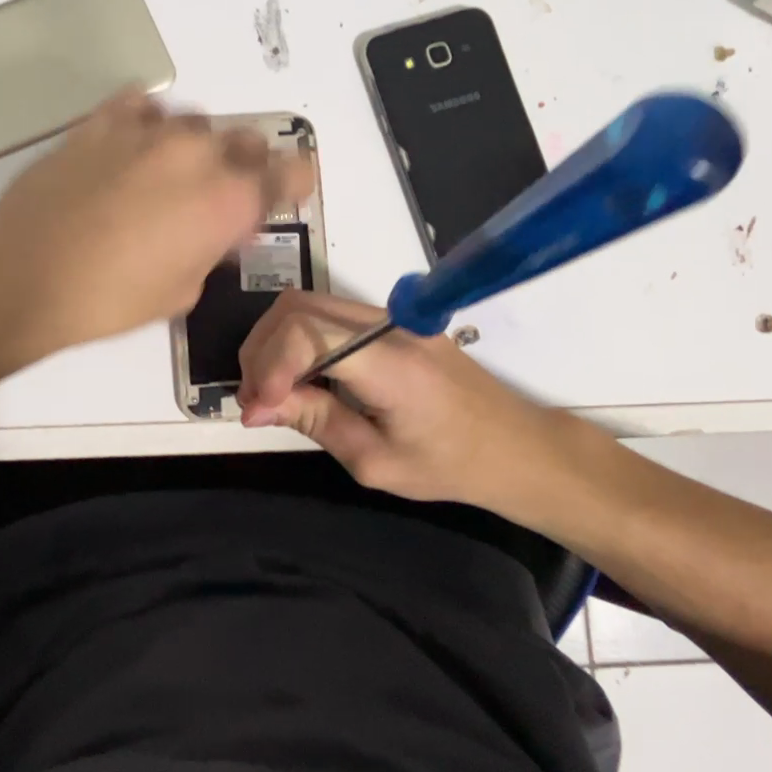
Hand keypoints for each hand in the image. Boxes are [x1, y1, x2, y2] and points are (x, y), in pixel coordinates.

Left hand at [0, 91, 315, 360]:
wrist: (25, 275)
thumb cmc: (108, 300)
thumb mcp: (179, 292)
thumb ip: (209, 250)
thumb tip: (213, 230)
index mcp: (227, 199)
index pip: (288, 174)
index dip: (292, 183)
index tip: (285, 192)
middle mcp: (196, 153)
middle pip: (245, 141)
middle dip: (244, 165)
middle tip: (222, 194)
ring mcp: (146, 131)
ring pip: (193, 123)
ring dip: (194, 146)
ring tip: (169, 175)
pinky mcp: (100, 123)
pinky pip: (141, 107)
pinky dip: (147, 124)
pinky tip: (133, 146)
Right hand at [236, 292, 600, 511]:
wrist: (516, 447)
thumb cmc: (450, 466)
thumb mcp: (374, 462)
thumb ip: (315, 422)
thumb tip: (255, 406)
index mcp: (392, 365)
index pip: (309, 333)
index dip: (270, 366)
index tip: (256, 409)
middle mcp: (388, 326)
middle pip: (298, 308)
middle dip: (262, 353)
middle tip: (254, 402)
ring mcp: (390, 316)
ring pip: (307, 305)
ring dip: (274, 343)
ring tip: (269, 392)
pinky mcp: (390, 320)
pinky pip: (326, 313)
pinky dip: (296, 339)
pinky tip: (295, 377)